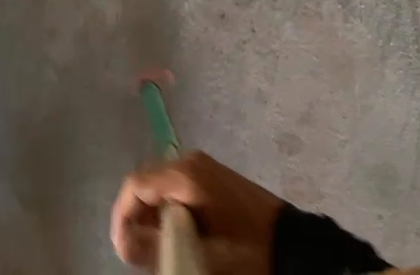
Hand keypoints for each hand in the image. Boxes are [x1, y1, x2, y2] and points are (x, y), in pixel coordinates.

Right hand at [110, 152, 285, 274]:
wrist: (296, 244)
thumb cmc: (249, 249)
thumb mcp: (204, 255)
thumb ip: (159, 248)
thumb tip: (125, 244)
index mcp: (186, 175)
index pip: (136, 185)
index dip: (122, 216)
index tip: (122, 250)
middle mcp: (189, 162)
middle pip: (147, 186)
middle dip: (138, 221)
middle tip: (141, 257)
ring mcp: (202, 168)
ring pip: (162, 190)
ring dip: (154, 220)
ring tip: (159, 252)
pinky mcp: (212, 178)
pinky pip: (178, 192)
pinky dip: (171, 215)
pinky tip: (178, 240)